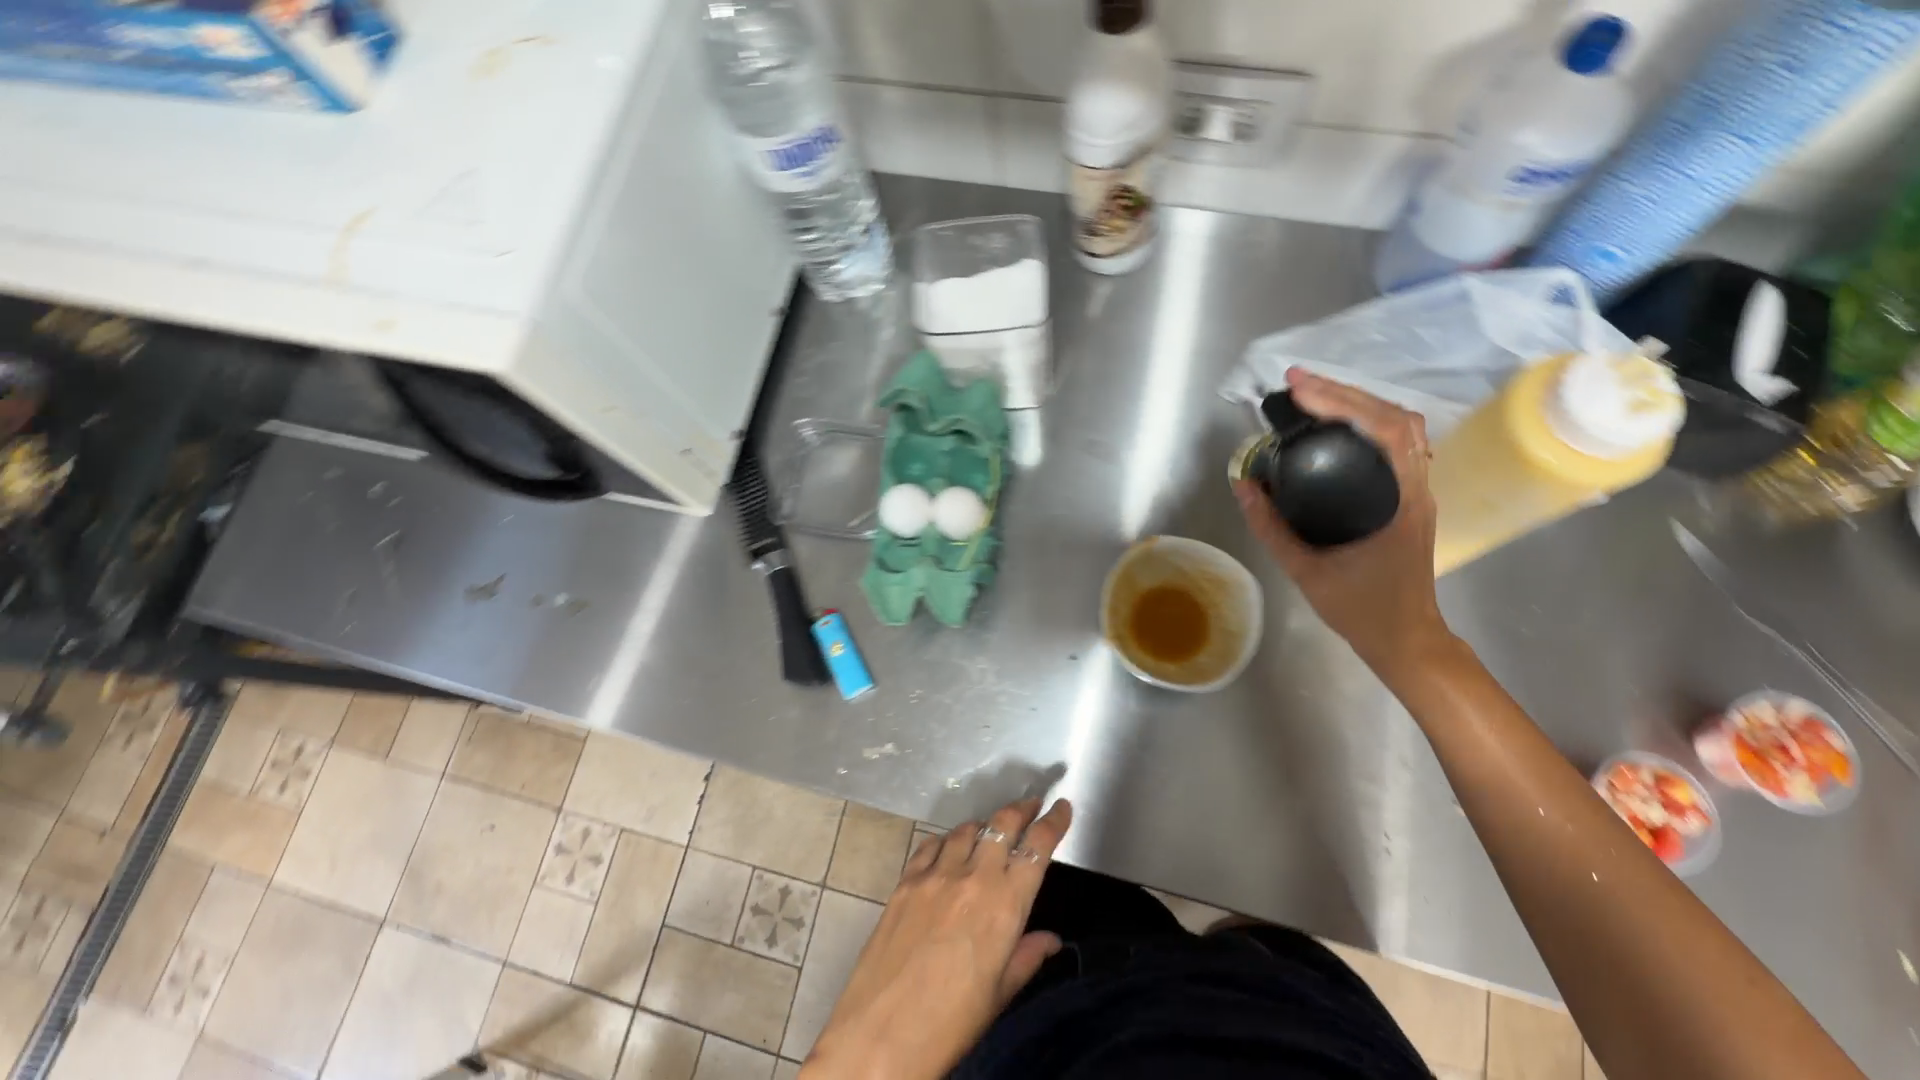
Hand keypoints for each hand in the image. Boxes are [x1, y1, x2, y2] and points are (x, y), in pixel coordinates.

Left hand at [801, 797, 1072, 1079]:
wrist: (882, 1034)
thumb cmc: (952, 1021)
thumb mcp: (1000, 992)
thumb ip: (1027, 956)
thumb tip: (1050, 940)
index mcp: (1006, 903)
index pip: (1037, 847)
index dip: (1054, 822)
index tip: (1061, 808)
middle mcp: (972, 878)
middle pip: (1002, 824)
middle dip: (1021, 808)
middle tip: (1032, 802)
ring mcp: (934, 876)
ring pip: (966, 829)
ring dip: (984, 823)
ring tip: (991, 827)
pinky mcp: (904, 883)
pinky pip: (931, 846)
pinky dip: (947, 839)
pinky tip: (949, 847)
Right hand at [1233, 368, 1452, 676]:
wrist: (1406, 639)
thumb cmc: (1361, 609)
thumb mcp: (1306, 571)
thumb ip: (1272, 528)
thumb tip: (1244, 486)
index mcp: (1401, 500)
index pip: (1383, 429)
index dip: (1342, 401)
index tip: (1300, 391)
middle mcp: (1417, 486)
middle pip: (1394, 416)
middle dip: (1344, 392)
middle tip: (1297, 383)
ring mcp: (1419, 490)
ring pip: (1401, 426)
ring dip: (1359, 403)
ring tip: (1315, 396)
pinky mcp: (1411, 498)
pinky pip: (1398, 444)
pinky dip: (1368, 423)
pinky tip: (1339, 428)